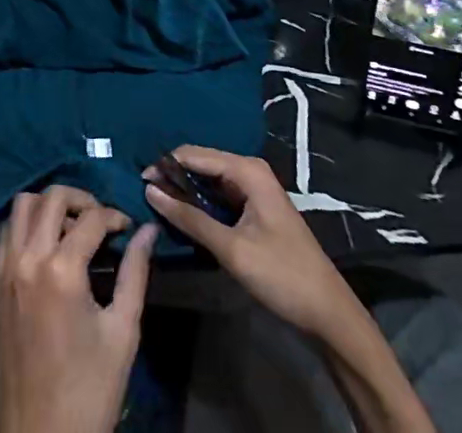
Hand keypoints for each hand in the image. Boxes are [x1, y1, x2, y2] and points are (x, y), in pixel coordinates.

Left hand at [0, 186, 158, 432]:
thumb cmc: (90, 387)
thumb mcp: (123, 329)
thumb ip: (135, 271)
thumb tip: (148, 231)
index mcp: (61, 271)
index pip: (92, 217)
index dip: (116, 217)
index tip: (129, 229)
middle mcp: (27, 260)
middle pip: (51, 197)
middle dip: (82, 198)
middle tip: (102, 220)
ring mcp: (5, 272)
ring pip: (22, 207)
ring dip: (50, 206)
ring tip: (74, 227)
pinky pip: (7, 234)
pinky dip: (28, 225)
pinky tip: (49, 245)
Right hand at [146, 149, 436, 432]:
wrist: (325, 308)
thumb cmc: (280, 274)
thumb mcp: (231, 248)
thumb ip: (190, 217)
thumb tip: (150, 190)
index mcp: (247, 171)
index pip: (194, 154)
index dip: (164, 165)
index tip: (137, 183)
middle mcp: (250, 171)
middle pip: (201, 163)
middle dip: (172, 176)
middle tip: (141, 196)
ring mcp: (253, 189)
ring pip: (207, 180)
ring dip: (183, 190)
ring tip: (153, 205)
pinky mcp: (253, 207)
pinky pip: (218, 195)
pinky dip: (198, 203)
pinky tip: (180, 215)